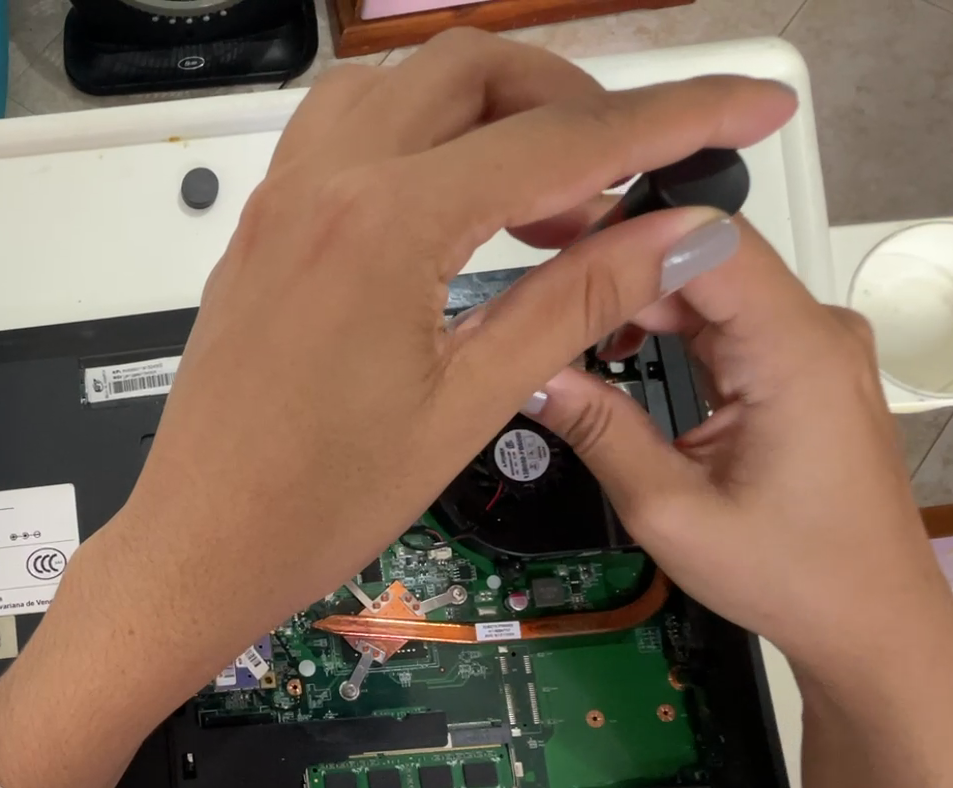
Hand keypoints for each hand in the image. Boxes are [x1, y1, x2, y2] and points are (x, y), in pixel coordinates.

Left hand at [81, 31, 797, 693]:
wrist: (202, 546)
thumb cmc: (318, 503)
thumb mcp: (464, 407)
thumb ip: (575, 303)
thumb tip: (679, 236)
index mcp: (382, 224)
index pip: (556, 140)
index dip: (671, 118)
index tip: (750, 108)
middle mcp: (318, 188)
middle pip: (469, 76)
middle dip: (566, 104)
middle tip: (615, 185)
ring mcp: (273, 210)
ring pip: (389, 93)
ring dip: (475, 112)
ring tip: (528, 197)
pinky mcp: (252, 243)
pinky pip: (332, 146)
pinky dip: (401, 145)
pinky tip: (435, 212)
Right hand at [526, 217, 952, 675]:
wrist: (866, 620)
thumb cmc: (779, 571)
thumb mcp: (666, 508)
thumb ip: (599, 431)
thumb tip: (525, 374)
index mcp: (794, 351)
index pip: (707, 246)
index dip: (625, 238)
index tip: (547, 262)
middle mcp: (814, 329)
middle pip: (703, 260)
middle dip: (616, 269)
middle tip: (531, 294)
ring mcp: (811, 347)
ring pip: (707, 290)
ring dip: (633, 300)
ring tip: (556, 319)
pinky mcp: (799, 370)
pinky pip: (721, 324)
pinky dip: (663, 328)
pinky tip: (612, 351)